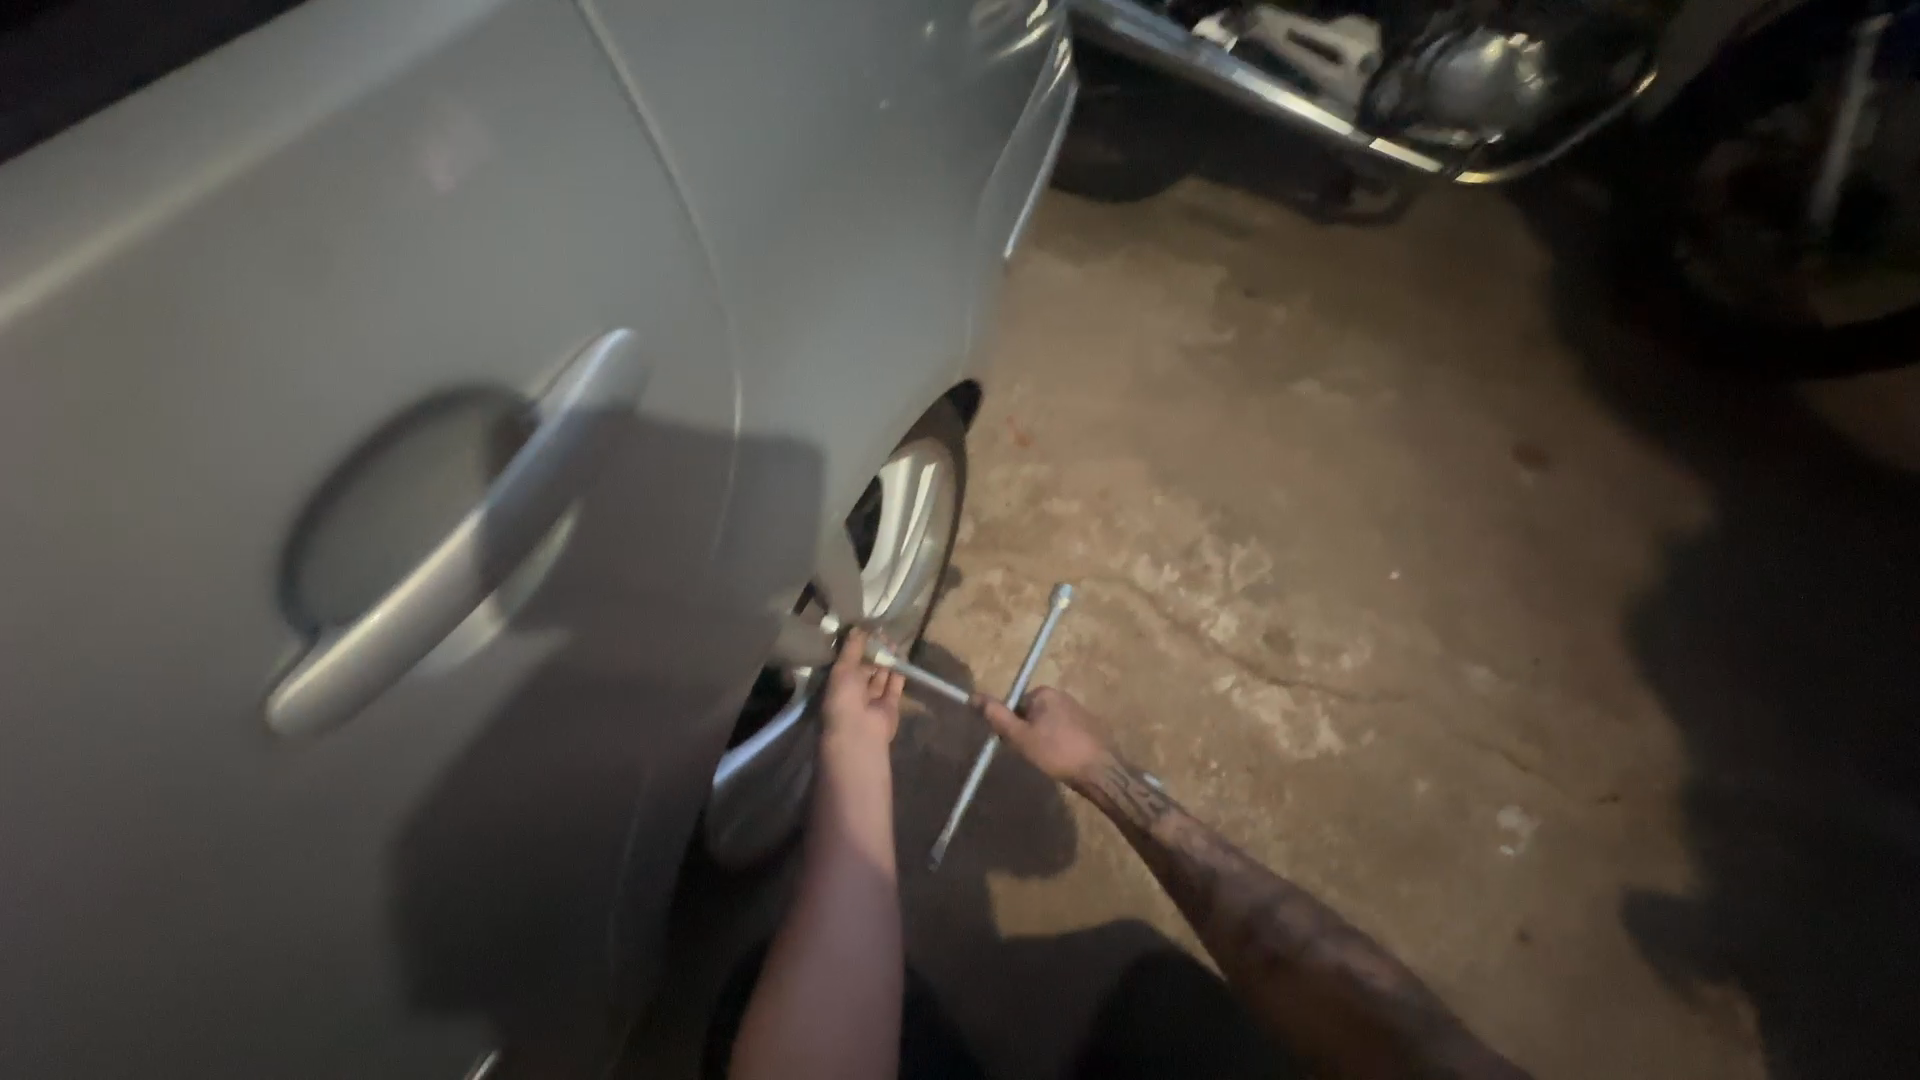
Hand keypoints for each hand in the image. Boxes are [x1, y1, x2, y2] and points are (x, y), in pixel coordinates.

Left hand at [821, 628, 904, 746]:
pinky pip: (894, 686)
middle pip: (866, 667)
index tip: (867, 629)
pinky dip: (898, 672)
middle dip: (874, 651)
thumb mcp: (843, 668)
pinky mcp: (889, 705)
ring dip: (887, 660)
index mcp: (839, 683)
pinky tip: (902, 656)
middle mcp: (855, 691)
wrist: (859, 731)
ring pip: (881, 676)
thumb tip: (858, 627)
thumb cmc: (844, 697)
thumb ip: (852, 648)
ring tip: (893, 640)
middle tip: (883, 633)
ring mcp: (873, 700)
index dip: (858, 646)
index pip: (849, 661)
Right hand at [977, 686, 1111, 782]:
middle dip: (1028, 734)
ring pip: (1047, 725)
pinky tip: (1063, 759)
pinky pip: (1063, 732)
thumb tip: (973, 696)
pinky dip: (1059, 744)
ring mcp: (1077, 709)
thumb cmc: (1056, 752)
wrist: (1099, 771)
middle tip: (1033, 755)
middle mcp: (1061, 695)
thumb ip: (997, 717)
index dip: (1012, 728)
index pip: (1016, 707)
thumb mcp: (1021, 737)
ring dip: (1043, 740)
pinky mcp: (1088, 725)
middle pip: (1031, 715)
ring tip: (1049, 760)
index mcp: (1044, 693)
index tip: (1018, 746)